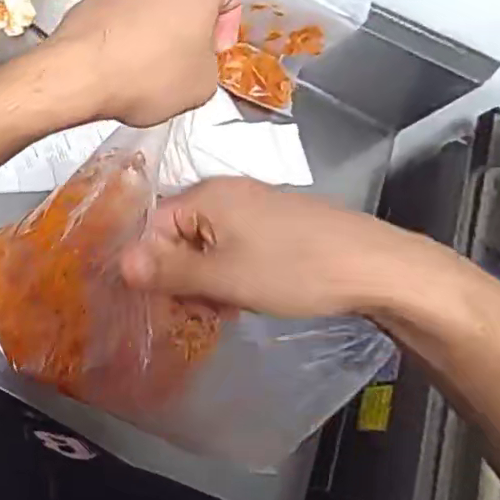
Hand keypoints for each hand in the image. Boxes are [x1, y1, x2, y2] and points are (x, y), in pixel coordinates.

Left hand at [46, 0, 243, 127]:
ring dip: (152, 27)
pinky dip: (120, 33)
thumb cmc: (146, 75)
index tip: (214, 50)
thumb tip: (196, 67)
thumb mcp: (200, 87)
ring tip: (143, 66)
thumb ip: (210, 68)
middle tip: (181, 59)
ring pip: (149, 0)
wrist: (78, 75)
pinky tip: (115, 64)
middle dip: (188, 23)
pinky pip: (117, 13)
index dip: (229, 19)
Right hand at [118, 176, 450, 318]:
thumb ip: (165, 270)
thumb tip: (119, 264)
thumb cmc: (294, 270)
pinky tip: (246, 294)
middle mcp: (226, 192)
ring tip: (227, 305)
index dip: (152, 265)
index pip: (151, 227)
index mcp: (207, 195)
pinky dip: (229, 272)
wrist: (380, 269)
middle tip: (200, 307)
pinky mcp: (275, 223)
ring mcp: (253, 206)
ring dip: (205, 279)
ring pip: (204, 245)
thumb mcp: (220, 277)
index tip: (167, 299)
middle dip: (180, 275)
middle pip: (176, 236)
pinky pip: (231, 246)